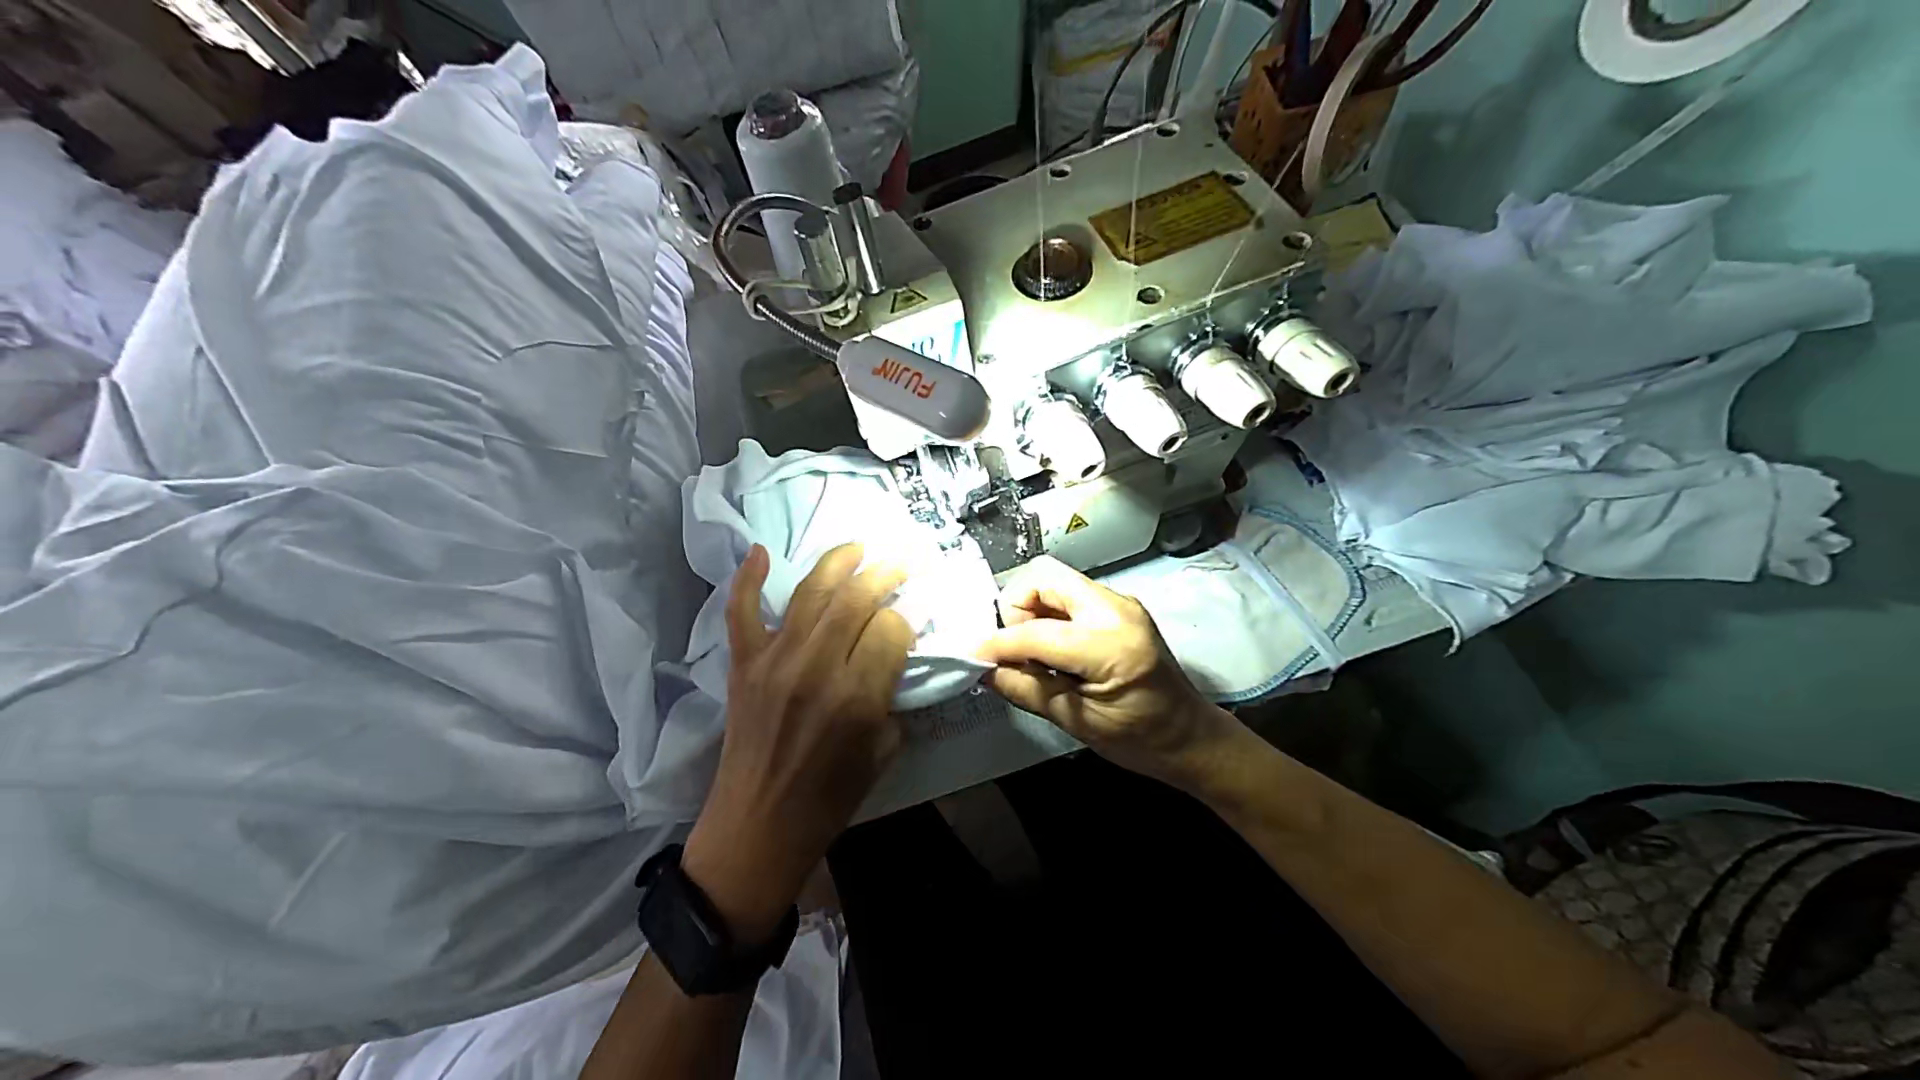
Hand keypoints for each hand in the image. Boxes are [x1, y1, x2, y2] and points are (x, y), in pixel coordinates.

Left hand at [682, 542, 911, 942]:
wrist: (758, 825)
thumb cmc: (829, 797)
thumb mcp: (883, 751)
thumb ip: (893, 698)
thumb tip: (899, 657)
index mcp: (857, 697)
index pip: (892, 628)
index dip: (907, 619)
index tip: (911, 621)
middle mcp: (815, 669)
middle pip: (856, 599)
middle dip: (885, 575)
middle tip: (901, 565)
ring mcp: (773, 661)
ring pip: (810, 593)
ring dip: (838, 562)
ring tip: (858, 547)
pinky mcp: (742, 663)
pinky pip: (741, 611)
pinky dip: (749, 578)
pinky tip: (762, 552)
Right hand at [976, 556, 1252, 795]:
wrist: (1191, 736)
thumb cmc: (1141, 740)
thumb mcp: (1078, 723)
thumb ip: (1028, 690)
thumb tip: (985, 670)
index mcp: (1111, 646)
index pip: (1037, 632)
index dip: (998, 644)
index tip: (971, 656)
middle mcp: (1116, 609)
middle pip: (1044, 577)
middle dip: (1015, 608)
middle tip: (1014, 650)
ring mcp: (1119, 602)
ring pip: (1054, 580)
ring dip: (1031, 610)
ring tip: (1033, 653)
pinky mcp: (1117, 606)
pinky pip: (1068, 594)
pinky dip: (1048, 614)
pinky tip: (1052, 649)